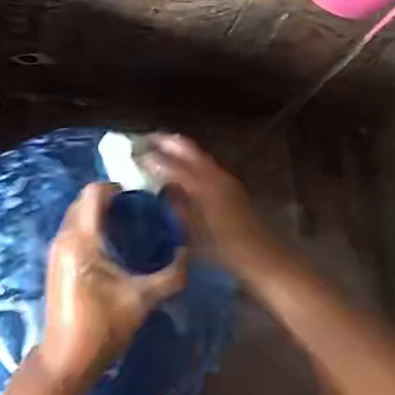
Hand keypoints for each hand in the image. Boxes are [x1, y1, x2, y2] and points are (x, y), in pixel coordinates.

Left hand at [37, 183, 187, 384]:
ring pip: (76, 215)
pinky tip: (110, 246)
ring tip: (126, 226)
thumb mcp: (142, 300)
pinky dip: (89, 227)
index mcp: (82, 239)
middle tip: (136, 210)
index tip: (138, 198)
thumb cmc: (103, 327)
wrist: (66, 360)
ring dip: (98, 213)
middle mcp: (64, 238)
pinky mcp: (54, 263)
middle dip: (108, 199)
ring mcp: (55, 250)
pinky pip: (72, 230)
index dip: (116, 188)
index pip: (94, 192)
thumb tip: (187, 255)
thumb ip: (170, 275)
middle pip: (83, 200)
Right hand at [143, 134, 282, 279]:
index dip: (152, 159)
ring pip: (198, 154)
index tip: (134, 156)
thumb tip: (160, 189)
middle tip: (146, 140)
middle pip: (187, 148)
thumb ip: (176, 207)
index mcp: (202, 186)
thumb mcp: (192, 233)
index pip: (171, 165)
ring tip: (159, 148)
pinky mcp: (231, 184)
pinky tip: (181, 168)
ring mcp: (225, 177)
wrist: (260, 255)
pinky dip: (190, 159)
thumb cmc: (223, 250)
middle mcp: (214, 175)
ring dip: (179, 148)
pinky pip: (206, 163)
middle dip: (166, 142)